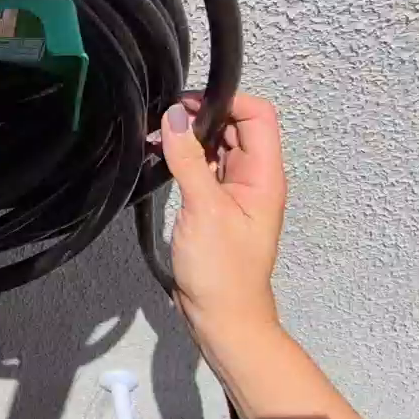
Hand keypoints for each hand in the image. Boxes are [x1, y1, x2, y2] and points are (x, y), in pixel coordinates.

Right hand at [160, 93, 287, 345]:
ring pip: (215, 143)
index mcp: (263, 176)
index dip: (227, 100)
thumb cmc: (222, 269)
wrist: (221, 318)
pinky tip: (158, 154)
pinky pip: (202, 163)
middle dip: (201, 114)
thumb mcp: (204, 208)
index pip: (258, 115)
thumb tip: (173, 115)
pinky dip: (182, 153)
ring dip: (188, 134)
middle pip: (234, 125)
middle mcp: (252, 177)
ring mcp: (233, 189)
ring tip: (155, 135)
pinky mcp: (214, 200)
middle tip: (162, 118)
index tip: (187, 105)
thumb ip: (188, 159)